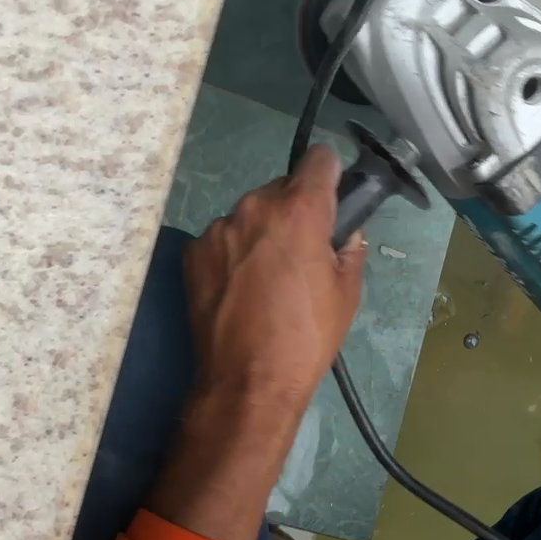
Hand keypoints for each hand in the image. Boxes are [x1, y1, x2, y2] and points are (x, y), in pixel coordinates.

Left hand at [182, 145, 366, 407]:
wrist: (247, 379)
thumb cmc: (306, 337)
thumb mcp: (347, 293)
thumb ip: (348, 248)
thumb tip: (344, 233)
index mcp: (299, 209)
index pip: (318, 159)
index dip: (328, 175)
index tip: (329, 197)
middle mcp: (254, 207)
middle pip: (279, 190)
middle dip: (292, 212)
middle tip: (299, 254)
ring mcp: (217, 229)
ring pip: (248, 216)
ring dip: (259, 233)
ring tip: (264, 279)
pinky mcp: (192, 254)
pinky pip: (220, 240)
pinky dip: (230, 255)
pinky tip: (237, 288)